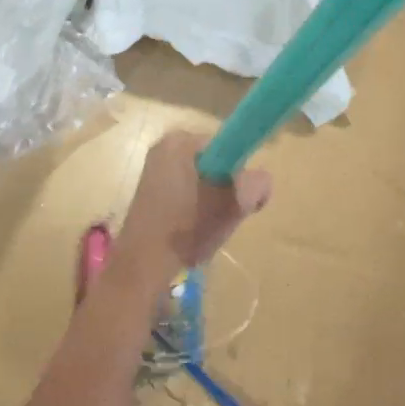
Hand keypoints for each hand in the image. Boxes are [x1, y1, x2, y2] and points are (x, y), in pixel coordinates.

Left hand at [113, 132, 271, 285]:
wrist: (143, 264)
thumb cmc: (187, 227)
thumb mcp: (232, 204)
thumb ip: (255, 184)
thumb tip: (260, 181)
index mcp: (179, 141)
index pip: (227, 147)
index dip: (239, 173)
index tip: (238, 199)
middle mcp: (163, 148)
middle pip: (214, 165)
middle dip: (224, 190)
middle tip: (223, 217)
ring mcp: (153, 170)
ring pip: (201, 182)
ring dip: (211, 203)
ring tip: (205, 227)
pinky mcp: (149, 193)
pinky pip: (185, 194)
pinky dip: (194, 210)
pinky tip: (191, 231)